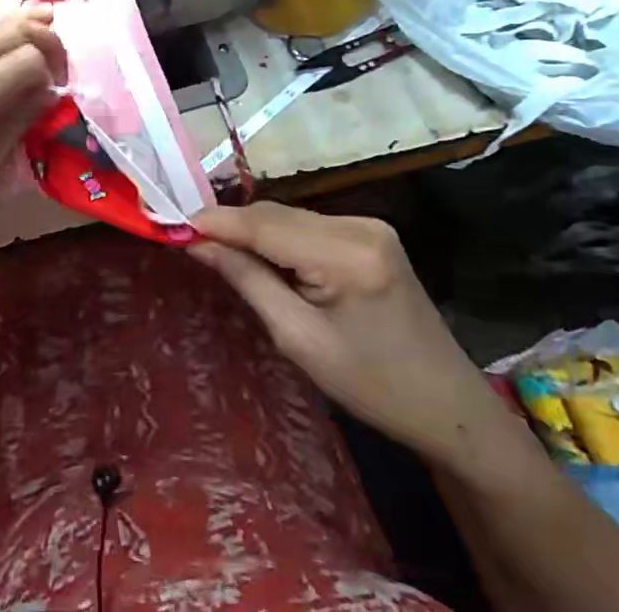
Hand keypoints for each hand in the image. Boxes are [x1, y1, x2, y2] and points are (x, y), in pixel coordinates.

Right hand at [188, 203, 511, 466]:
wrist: (445, 403)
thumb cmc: (370, 384)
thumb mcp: (297, 338)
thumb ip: (246, 279)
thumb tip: (198, 243)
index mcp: (347, 254)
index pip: (265, 224)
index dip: (216, 222)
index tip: (173, 224)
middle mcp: (360, 226)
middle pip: (276, 214)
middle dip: (231, 226)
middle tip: (187, 241)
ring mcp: (370, 226)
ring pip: (290, 217)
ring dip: (253, 232)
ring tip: (217, 250)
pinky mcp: (371, 235)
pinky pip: (309, 226)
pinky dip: (278, 238)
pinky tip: (261, 256)